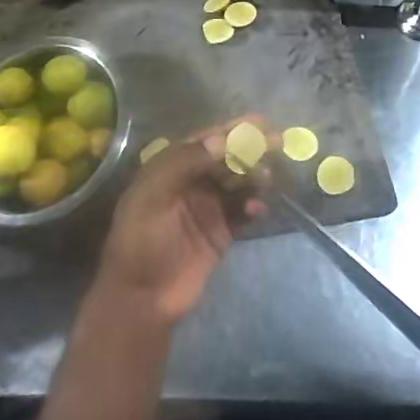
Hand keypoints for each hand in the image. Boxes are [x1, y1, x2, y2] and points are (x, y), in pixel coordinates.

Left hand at [94, 117, 267, 325]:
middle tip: (279, 142)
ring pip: (238, 183)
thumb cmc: (140, 241)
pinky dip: (254, 205)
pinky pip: (243, 212)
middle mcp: (190, 184)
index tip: (259, 122)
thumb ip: (184, 163)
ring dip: (254, 176)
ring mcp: (207, 209)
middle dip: (251, 149)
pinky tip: (259, 208)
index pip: (204, 142)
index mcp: (168, 170)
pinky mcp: (221, 233)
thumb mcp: (152, 196)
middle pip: (226, 159)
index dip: (231, 130)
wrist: (142, 297)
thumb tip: (222, 139)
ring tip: (268, 177)